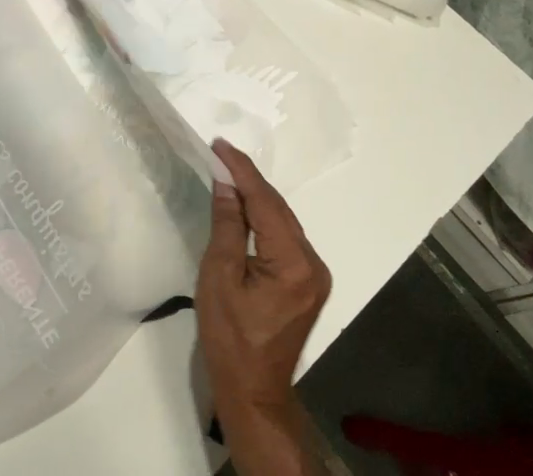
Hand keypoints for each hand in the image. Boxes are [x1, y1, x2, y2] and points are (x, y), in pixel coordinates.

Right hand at [195, 139, 331, 474]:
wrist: (252, 387)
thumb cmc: (229, 335)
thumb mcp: (218, 276)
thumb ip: (227, 226)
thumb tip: (226, 184)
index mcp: (293, 263)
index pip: (266, 203)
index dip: (242, 171)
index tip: (219, 145)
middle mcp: (313, 264)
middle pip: (279, 210)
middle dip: (250, 180)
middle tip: (219, 154)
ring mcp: (314, 275)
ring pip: (283, 222)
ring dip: (257, 198)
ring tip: (228, 172)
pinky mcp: (307, 283)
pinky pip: (284, 238)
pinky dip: (264, 218)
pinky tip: (245, 207)